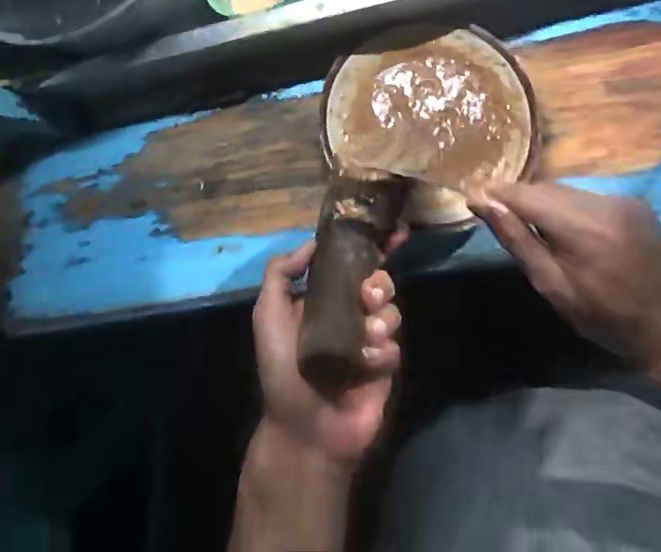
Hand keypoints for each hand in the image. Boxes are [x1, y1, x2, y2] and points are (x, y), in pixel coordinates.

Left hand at [251, 241, 401, 464]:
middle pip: (377, 280)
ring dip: (381, 316)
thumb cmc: (281, 369)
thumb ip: (280, 274)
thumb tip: (311, 243)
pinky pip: (393, 345)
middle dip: (378, 281)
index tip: (393, 232)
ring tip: (367, 332)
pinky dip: (382, 350)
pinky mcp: (384, 365)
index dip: (371, 246)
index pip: (349, 264)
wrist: (304, 429)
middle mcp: (347, 313)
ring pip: (390, 309)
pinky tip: (367, 364)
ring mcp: (368, 338)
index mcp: (321, 298)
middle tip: (367, 295)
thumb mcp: (267, 315)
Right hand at [473, 182, 660, 374]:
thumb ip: (516, 239)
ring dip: (544, 202)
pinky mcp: (633, 200)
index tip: (472, 196)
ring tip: (535, 227)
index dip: (496, 193)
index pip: (525, 195)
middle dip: (519, 199)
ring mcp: (621, 199)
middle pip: (543, 188)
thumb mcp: (552, 285)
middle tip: (500, 216)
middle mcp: (602, 203)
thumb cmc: (606, 317)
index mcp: (581, 228)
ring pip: (564, 189)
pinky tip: (570, 230)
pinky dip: (569, 206)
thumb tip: (482, 202)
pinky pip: (585, 194)